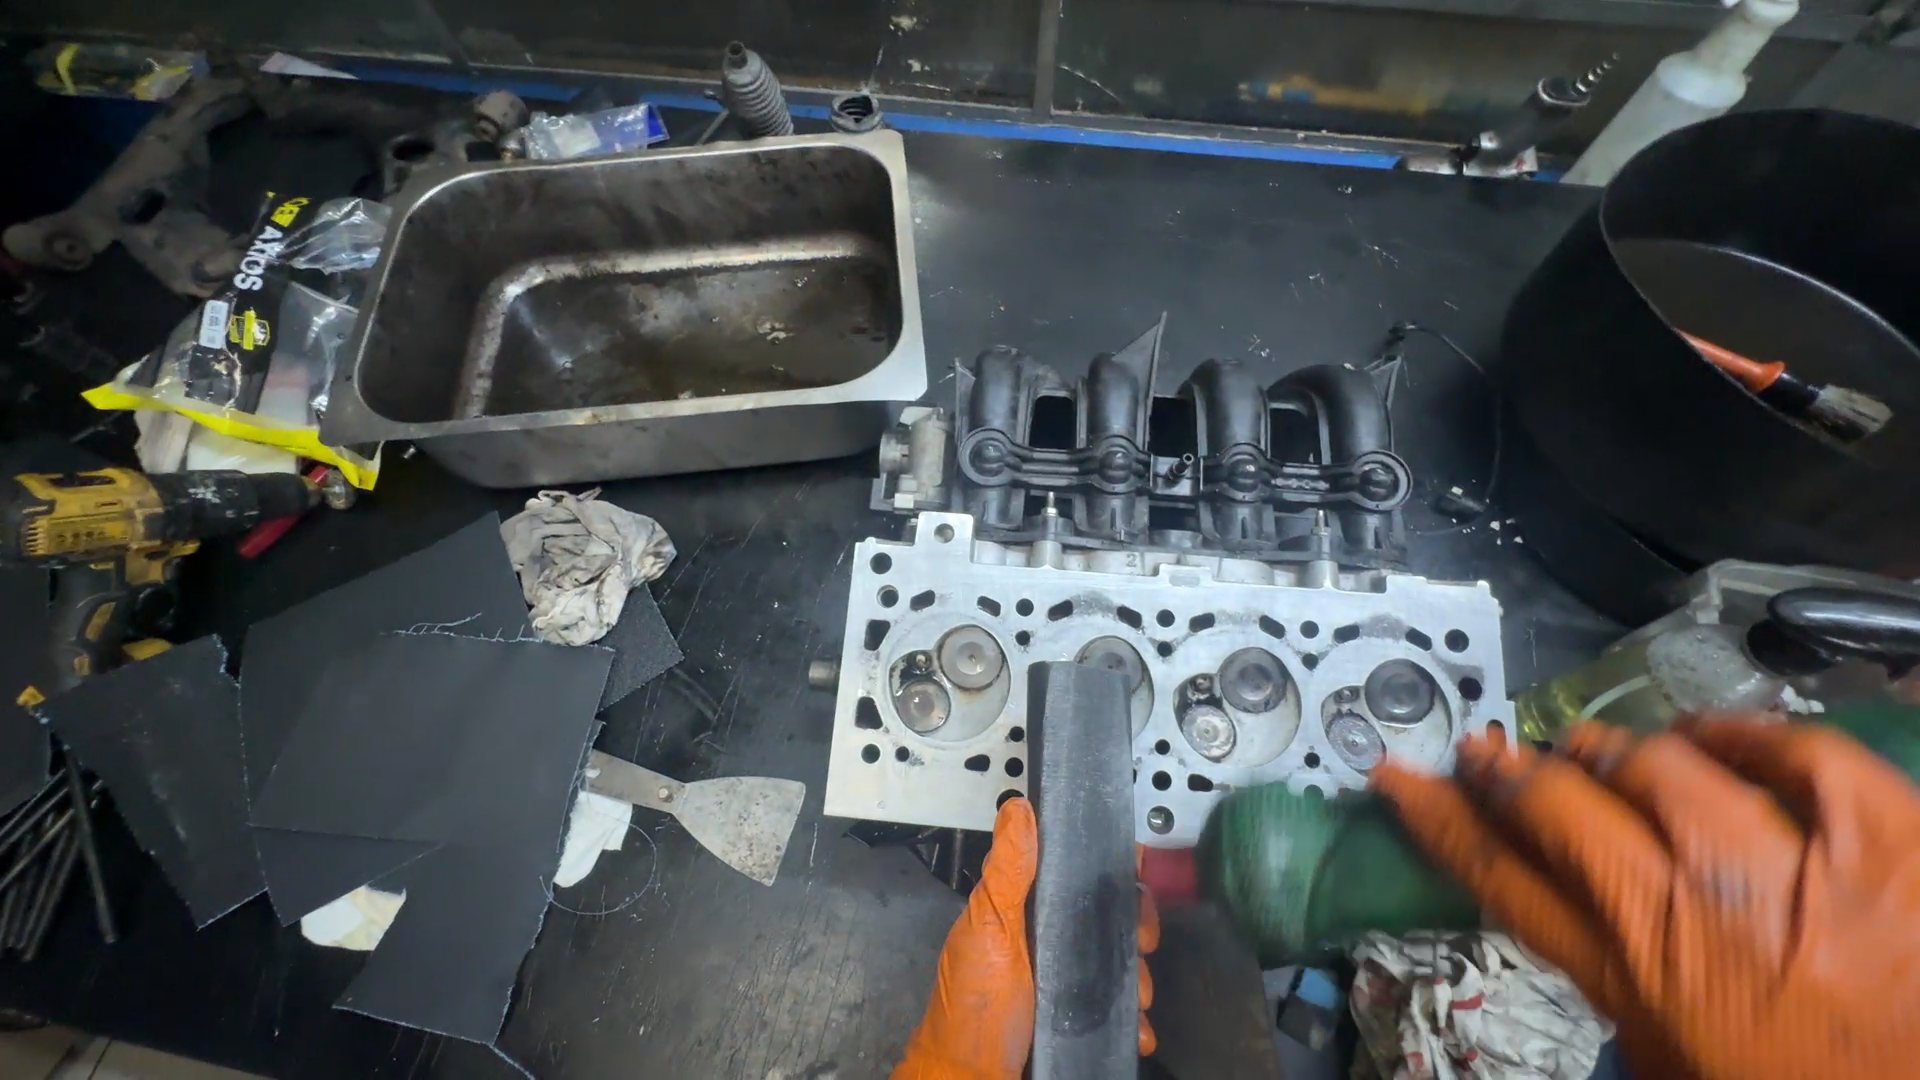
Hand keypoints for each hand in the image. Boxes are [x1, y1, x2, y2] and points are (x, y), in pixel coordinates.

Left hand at [892, 797, 1158, 1079]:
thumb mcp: (990, 924)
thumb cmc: (975, 1003)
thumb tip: (1018, 806)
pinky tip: (1136, 1028)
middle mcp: (1049, 940)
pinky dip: (1135, 1018)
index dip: (1110, 869)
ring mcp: (1066, 982)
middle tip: (1143, 944)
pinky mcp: (1079, 1019)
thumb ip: (1007, 868)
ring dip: (1140, 978)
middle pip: (1110, 918)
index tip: (1135, 870)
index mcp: (1028, 909)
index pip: (1077, 873)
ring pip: (1122, 964)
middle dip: (1136, 928)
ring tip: (1137, 997)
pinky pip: (1120, 1011)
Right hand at [1370, 717, 1919, 1079]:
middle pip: (1556, 807)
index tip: (1397, 775)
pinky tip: (1721, 736)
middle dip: (1510, 770)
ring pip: (1659, 770)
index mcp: (1634, 974)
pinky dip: (1754, 737)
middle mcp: (1694, 917)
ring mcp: (1797, 880)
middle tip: (1504, 759)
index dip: (1434, 814)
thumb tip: (1541, 877)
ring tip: (1608, 753)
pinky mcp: (1897, 858)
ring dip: (1614, 753)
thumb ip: (1602, 962)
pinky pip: (1809, 763)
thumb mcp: (1659, 1040)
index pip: (1494, 872)